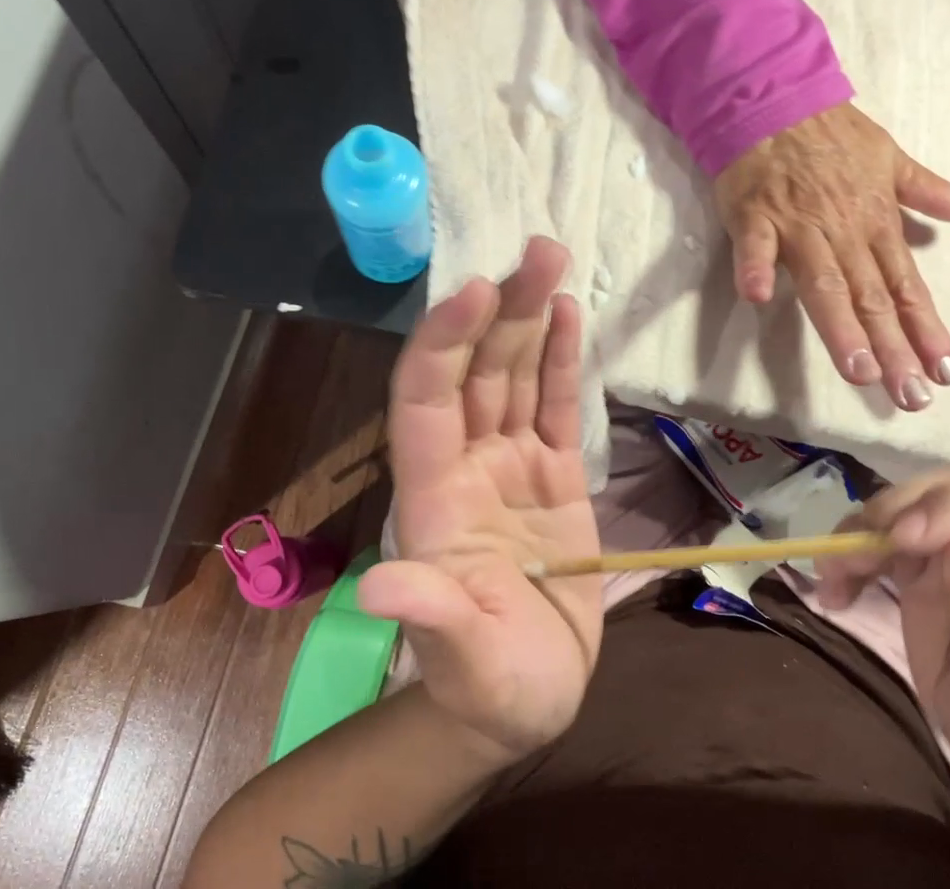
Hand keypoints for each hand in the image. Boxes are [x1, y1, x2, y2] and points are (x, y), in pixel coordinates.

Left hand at [356, 236, 601, 757]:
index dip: (444, 344)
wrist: (529, 699)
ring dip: (528, 317)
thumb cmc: (491, 685)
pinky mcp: (553, 478)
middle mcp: (465, 467)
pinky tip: (568, 313)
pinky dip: (560, 359)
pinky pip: (553, 406)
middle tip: (535, 251)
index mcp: (433, 499)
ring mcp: (509, 467)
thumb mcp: (467, 660)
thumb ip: (432, 618)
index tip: (477, 291)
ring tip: (551, 258)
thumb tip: (382, 588)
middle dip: (498, 310)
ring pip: (513, 376)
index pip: (426, 402)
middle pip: (474, 372)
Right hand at [715, 102, 949, 410]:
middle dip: (893, 348)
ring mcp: (799, 227)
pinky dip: (757, 268)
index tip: (946, 370)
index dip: (927, 329)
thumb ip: (932, 193)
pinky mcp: (756, 217)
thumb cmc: (831, 136)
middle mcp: (844, 233)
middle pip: (872, 297)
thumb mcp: (892, 159)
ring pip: (824, 282)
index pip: (907, 286)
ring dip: (841, 326)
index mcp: (876, 223)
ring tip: (860, 372)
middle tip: (910, 396)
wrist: (775, 102)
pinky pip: (756, 246)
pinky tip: (760, 298)